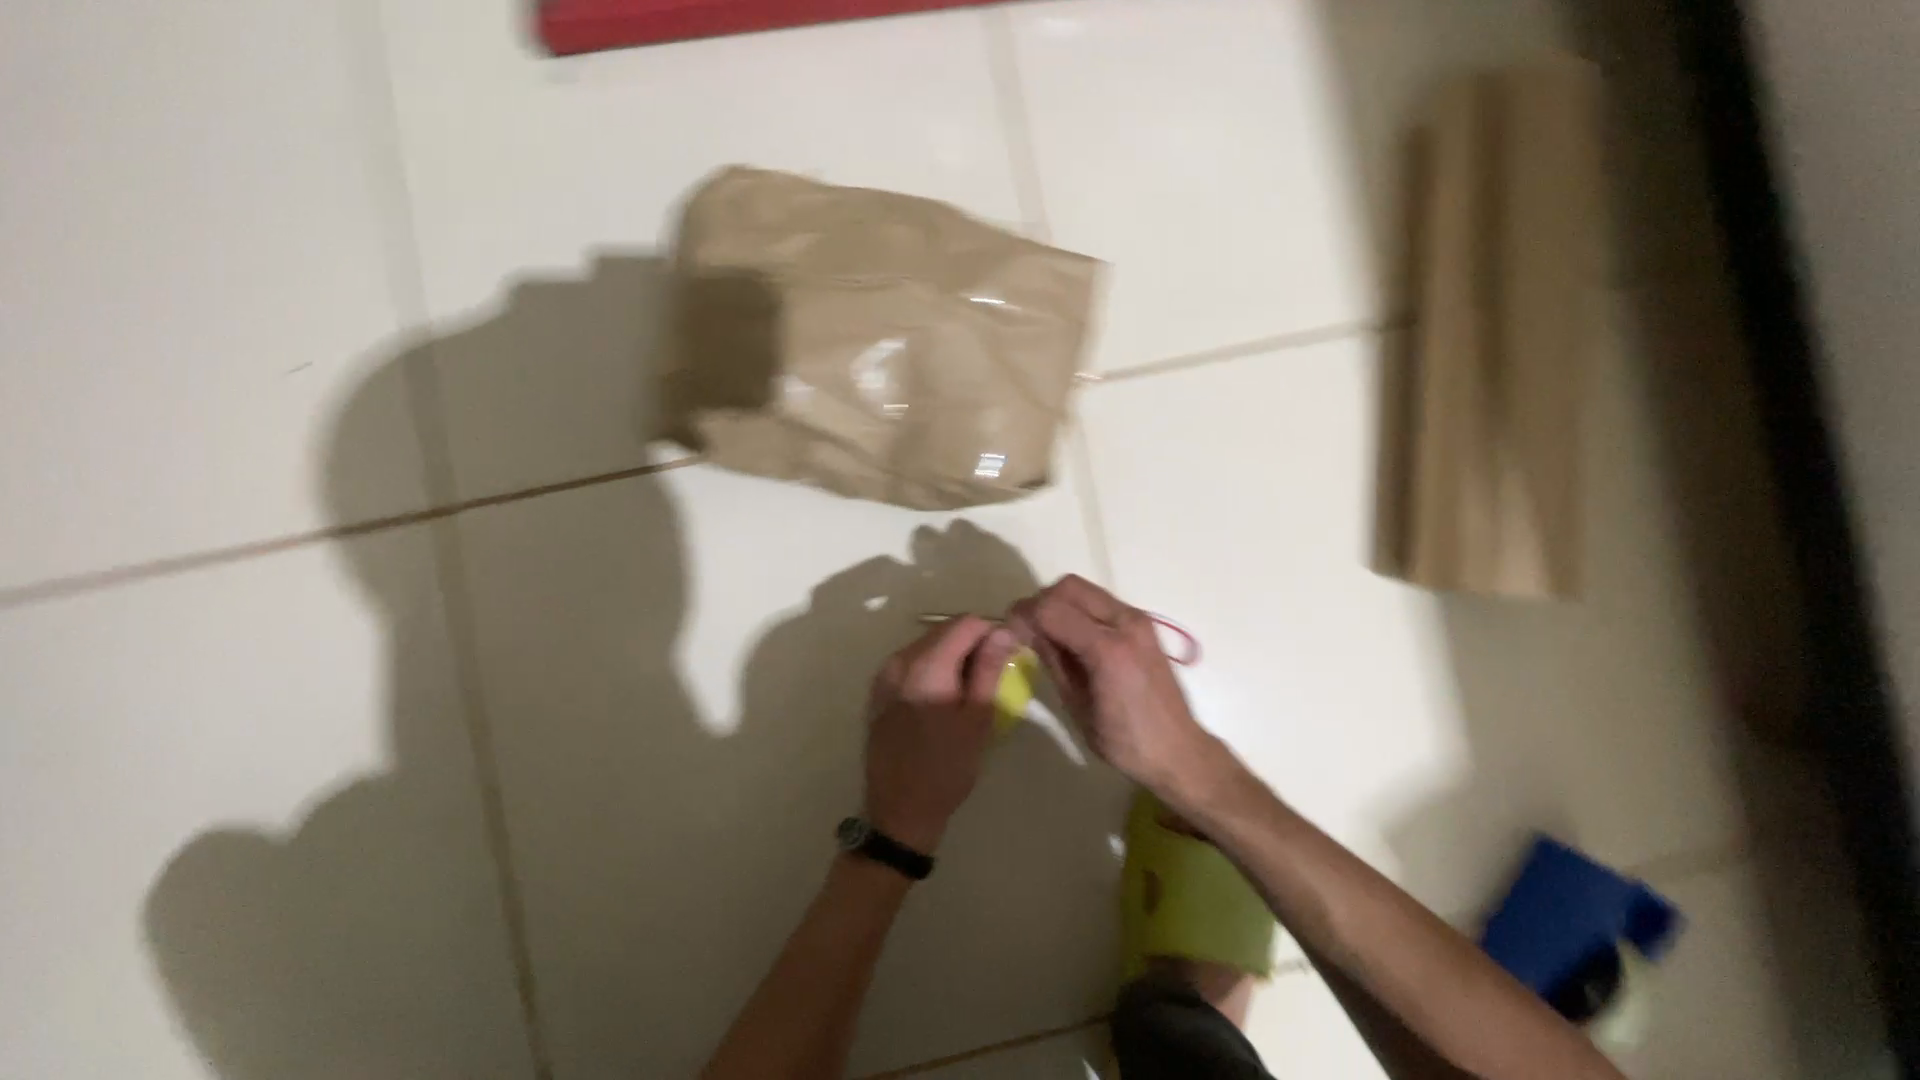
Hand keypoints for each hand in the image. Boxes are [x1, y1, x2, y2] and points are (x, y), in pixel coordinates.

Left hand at [863, 616, 1020, 853]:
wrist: (899, 810)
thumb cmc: (946, 768)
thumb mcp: (978, 719)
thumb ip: (990, 669)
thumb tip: (1005, 631)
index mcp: (925, 665)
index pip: (965, 623)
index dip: (992, 632)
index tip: (1008, 656)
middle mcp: (899, 661)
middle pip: (943, 629)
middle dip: (972, 642)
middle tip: (994, 674)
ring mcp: (884, 675)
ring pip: (927, 645)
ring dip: (952, 655)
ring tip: (971, 689)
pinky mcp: (878, 691)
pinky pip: (911, 663)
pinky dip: (932, 668)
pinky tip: (944, 698)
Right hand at [1008, 575, 1227, 801]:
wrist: (1178, 749)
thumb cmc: (1124, 741)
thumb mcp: (1077, 705)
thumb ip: (1052, 660)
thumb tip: (1026, 631)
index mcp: (1108, 649)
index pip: (1051, 609)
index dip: (1023, 616)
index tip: (1009, 633)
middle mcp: (1126, 623)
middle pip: (1068, 587)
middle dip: (1041, 603)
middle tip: (1027, 632)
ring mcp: (1138, 620)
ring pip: (1084, 589)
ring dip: (1060, 604)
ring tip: (1048, 635)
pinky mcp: (1142, 624)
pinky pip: (1100, 602)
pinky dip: (1078, 610)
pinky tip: (1072, 639)